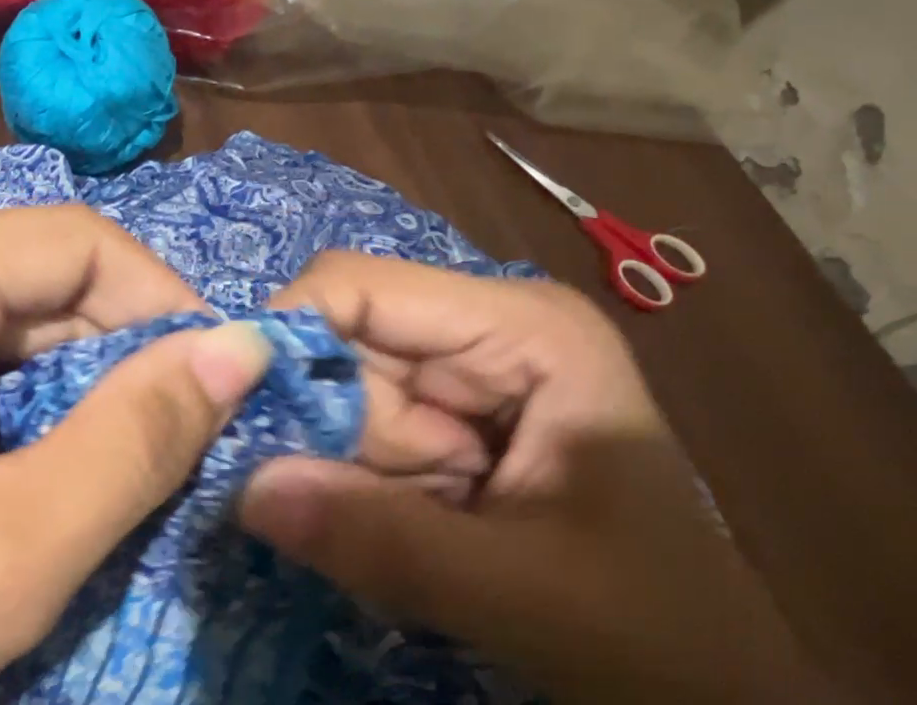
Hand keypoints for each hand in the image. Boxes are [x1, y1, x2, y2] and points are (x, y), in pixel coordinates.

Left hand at [0, 206, 278, 704]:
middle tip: (162, 454)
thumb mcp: (10, 553)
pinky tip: (7, 462)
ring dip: (59, 381)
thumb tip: (242, 346)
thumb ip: (138, 439)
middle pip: (32, 273)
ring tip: (84, 471)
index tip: (225, 392)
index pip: (76, 243)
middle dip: (111, 355)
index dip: (166, 308)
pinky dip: (1, 388)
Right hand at [238, 252, 834, 704]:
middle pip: (335, 344)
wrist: (711, 695)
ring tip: (400, 537)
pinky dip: (345, 488)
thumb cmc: (656, 636)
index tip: (240, 421)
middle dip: (318, 427)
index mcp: (520, 328)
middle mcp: (478, 332)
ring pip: (330, 396)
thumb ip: (389, 543)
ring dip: (334, 469)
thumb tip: (244, 488)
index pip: (357, 287)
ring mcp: (455, 378)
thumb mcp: (529, 595)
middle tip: (331, 509)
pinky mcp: (435, 424)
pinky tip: (397, 533)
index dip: (286, 338)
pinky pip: (347, 437)